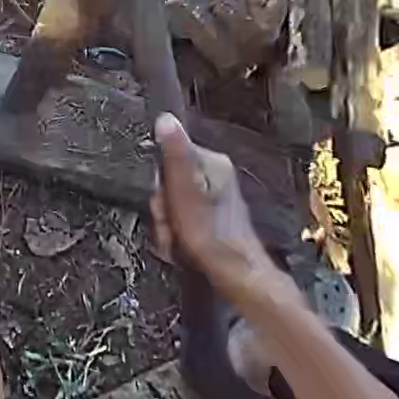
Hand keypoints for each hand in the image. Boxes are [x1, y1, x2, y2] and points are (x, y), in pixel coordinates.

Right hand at [149, 114, 300, 314]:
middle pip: (169, 183)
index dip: (159, 183)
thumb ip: (174, 155)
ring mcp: (216, 199)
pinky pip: (183, 220)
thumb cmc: (210, 235)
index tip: (164, 204)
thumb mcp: (183, 191)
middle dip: (163, 209)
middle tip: (170, 226)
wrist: (239, 281)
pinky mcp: (213, 220)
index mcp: (213, 163)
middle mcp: (216, 176)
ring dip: (168, 225)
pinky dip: (178, 235)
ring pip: (173, 204)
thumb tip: (166, 117)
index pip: (168, 157)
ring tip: (176, 242)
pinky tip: (182, 249)